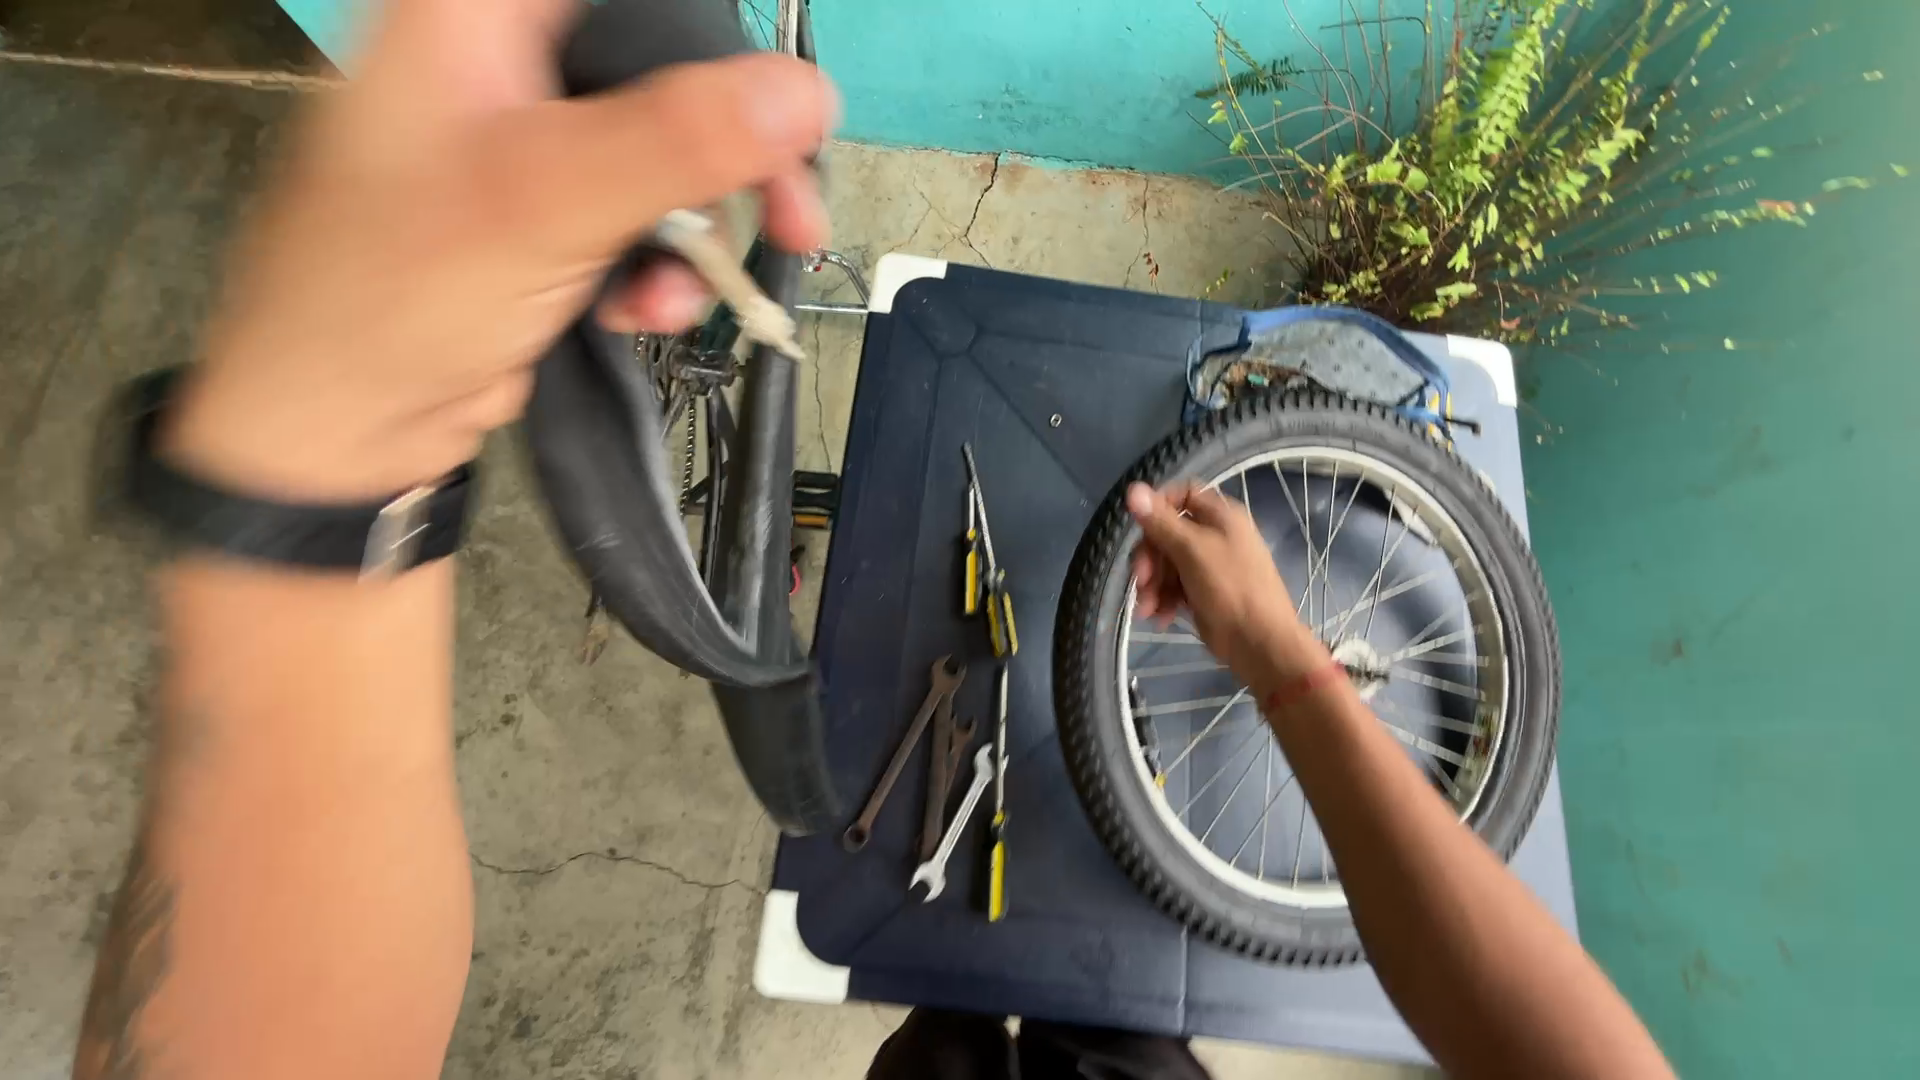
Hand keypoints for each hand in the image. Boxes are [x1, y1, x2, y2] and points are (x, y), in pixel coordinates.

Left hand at [165, 0, 837, 500]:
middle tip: (794, 228)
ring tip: (665, 305)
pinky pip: (652, 228)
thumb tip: (811, 97)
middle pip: (674, 84)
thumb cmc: (413, 287)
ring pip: (674, 169)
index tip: (784, 128)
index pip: (647, 2)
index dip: (719, 55)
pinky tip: (637, 315)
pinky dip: (664, 276)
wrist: (352, 415)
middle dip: (734, 172)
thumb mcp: (552, 199)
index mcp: (486, 13)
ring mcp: (542, 149)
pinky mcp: (561, 220)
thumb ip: (680, 140)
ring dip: (697, 247)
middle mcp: (517, 66)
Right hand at [1126, 482, 1326, 695]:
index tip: (1139, 526)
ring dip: (1151, 584)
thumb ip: (1161, 522)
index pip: (1182, 494)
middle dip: (1149, 558)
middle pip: (1167, 533)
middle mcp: (1215, 535)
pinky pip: (1173, 586)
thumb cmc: (1231, 589)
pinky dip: (1162, 599)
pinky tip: (1158, 617)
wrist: (1260, 644)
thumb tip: (1132, 488)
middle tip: (1141, 579)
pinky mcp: (1202, 591)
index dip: (1158, 507)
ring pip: (1166, 562)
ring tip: (1146, 608)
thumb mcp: (1192, 551)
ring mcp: (1209, 565)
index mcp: (1220, 516)